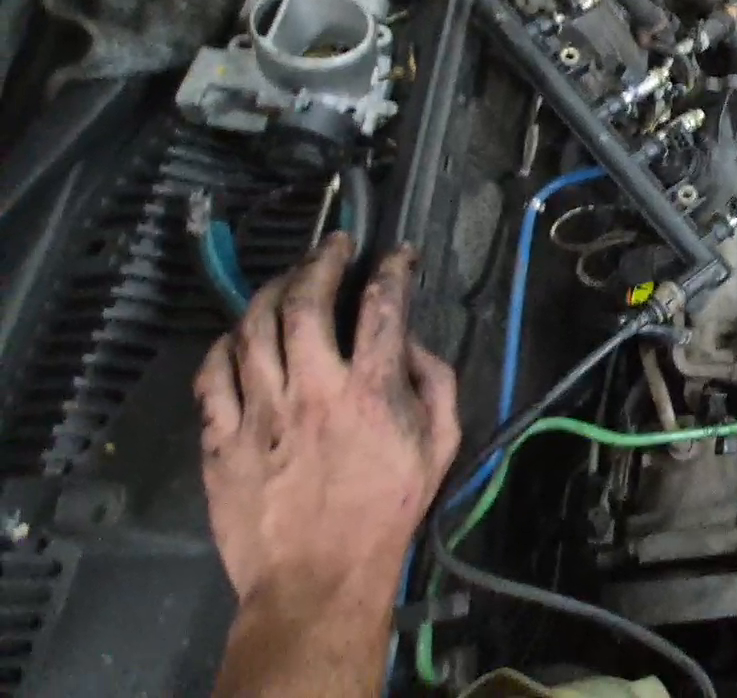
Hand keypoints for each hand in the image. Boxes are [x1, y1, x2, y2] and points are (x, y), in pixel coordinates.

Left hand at [195, 234, 459, 613]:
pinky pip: (212, 377)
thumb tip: (412, 344)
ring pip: (252, 331)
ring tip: (290, 277)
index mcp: (374, 392)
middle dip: (322, 262)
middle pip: (306, 305)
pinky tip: (241, 334)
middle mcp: (314, 390)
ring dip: (273, 292)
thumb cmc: (391, 504)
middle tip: (335, 245)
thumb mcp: (444, 442)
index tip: (400, 254)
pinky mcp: (221, 439)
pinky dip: (226, 345)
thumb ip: (438, 383)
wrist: (320, 571)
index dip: (394, 270)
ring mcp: (260, 413)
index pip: (384, 309)